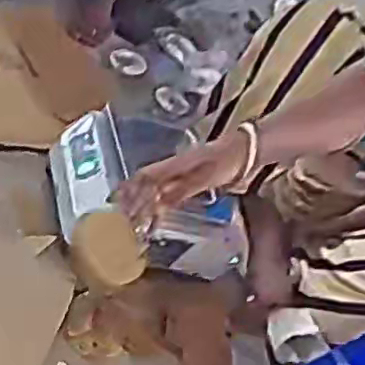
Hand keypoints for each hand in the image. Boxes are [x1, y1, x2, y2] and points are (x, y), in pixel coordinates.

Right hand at [117, 135, 249, 228]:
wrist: (249, 149)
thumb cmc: (227, 162)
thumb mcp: (204, 178)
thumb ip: (179, 191)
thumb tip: (155, 205)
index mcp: (173, 166)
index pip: (143, 178)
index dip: (127, 191)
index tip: (115, 205)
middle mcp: (172, 167)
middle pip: (143, 182)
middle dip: (128, 198)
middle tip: (118, 215)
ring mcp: (180, 171)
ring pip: (152, 184)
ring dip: (139, 198)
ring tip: (129, 213)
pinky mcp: (188, 176)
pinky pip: (164, 187)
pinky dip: (153, 199)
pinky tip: (152, 208)